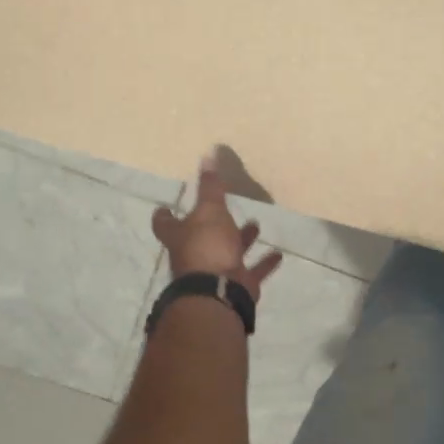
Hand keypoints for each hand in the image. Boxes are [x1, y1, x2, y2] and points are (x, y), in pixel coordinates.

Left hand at [150, 154, 283, 302]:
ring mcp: (215, 270)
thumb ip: (210, 186)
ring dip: (242, 240)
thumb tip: (207, 153)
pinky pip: (252, 270)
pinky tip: (278, 254)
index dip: (164, 215)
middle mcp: (194, 253)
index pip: (165, 223)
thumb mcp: (210, 210)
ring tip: (256, 225)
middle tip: (225, 211)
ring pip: (229, 252)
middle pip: (200, 237)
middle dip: (213, 225)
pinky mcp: (237, 283)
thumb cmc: (207, 246)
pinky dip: (264, 262)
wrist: (219, 291)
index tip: (165, 207)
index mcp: (180, 235)